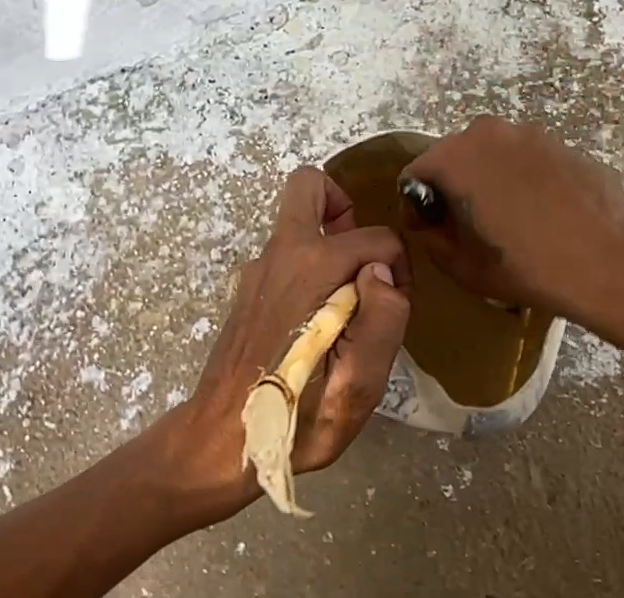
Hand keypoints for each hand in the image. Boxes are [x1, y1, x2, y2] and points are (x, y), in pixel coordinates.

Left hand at [158, 167, 410, 517]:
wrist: (225, 439)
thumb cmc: (300, 415)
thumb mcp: (360, 382)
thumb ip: (383, 317)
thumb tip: (382, 271)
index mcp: (312, 267)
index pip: (377, 238)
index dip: (398, 268)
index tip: (393, 306)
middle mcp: (281, 253)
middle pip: (309, 185)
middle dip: (344, 208)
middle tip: (359, 265)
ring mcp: (258, 268)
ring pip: (296, 222)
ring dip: (327, 242)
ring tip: (342, 307)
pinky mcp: (248, 288)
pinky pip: (286, 254)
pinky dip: (307, 267)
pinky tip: (314, 324)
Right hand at [401, 115, 623, 360]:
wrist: (618, 265)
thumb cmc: (531, 268)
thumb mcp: (466, 268)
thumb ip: (435, 242)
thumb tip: (432, 228)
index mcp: (456, 156)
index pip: (415, 173)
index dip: (415, 205)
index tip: (428, 232)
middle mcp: (489, 133)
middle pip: (453, 158)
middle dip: (451, 189)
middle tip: (463, 228)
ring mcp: (532, 135)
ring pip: (492, 157)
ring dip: (487, 183)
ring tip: (505, 224)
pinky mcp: (565, 146)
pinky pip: (527, 162)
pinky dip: (523, 183)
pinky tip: (541, 218)